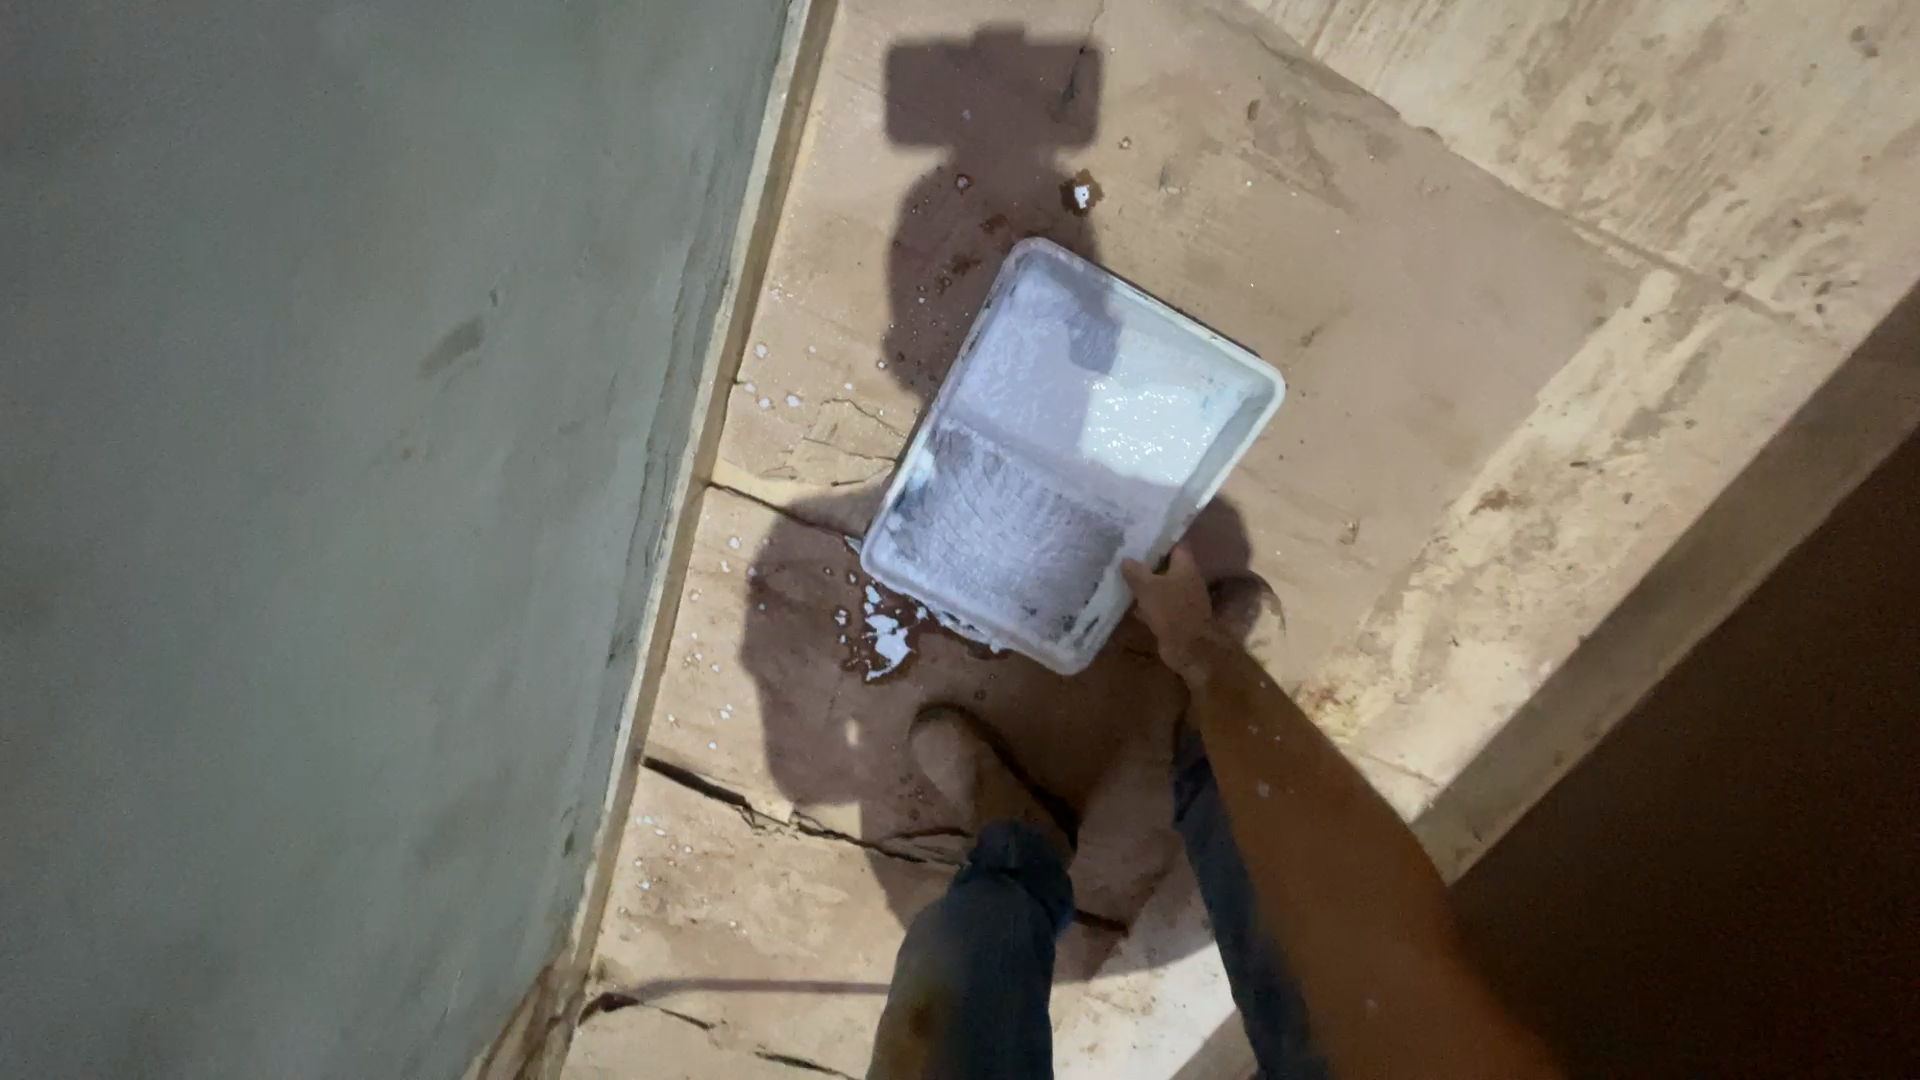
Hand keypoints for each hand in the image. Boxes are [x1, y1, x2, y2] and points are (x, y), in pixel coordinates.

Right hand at [1121, 544, 1219, 676]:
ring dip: (1145, 583)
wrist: (1189, 648)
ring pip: (1161, 585)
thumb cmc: (1170, 610)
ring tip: (1122, 576)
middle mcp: (1187, 579)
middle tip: (1125, 555)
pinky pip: (1158, 604)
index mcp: (1185, 566)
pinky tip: (1129, 602)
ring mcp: (1182, 598)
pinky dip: (1146, 603)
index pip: (1176, 544)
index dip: (1160, 538)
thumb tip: (1125, 559)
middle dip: (1147, 561)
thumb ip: (1136, 572)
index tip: (1141, 534)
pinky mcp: (1175, 615)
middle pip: (1166, 565)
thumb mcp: (1148, 587)